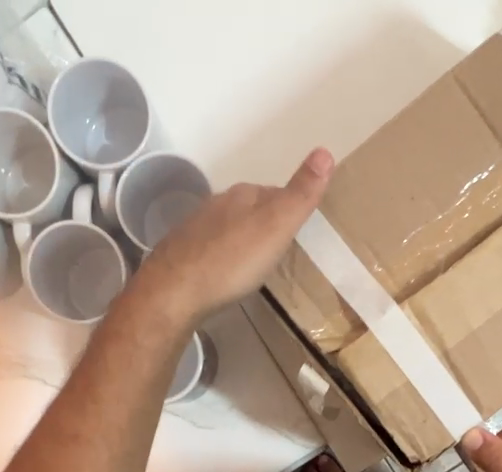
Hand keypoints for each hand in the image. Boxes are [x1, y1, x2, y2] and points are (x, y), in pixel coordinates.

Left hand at [134, 148, 333, 320]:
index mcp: (243, 196)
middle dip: (264, 223)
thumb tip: (325, 150)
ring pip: (227, 227)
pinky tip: (224, 274)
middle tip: (280, 247)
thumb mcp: (276, 226)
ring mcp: (195, 228)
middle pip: (248, 208)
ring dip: (241, 240)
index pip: (274, 193)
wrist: (175, 291)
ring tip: (254, 262)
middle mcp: (217, 204)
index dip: (289, 208)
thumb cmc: (232, 261)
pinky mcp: (181, 254)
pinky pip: (209, 249)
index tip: (300, 226)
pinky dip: (222, 257)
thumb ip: (300, 194)